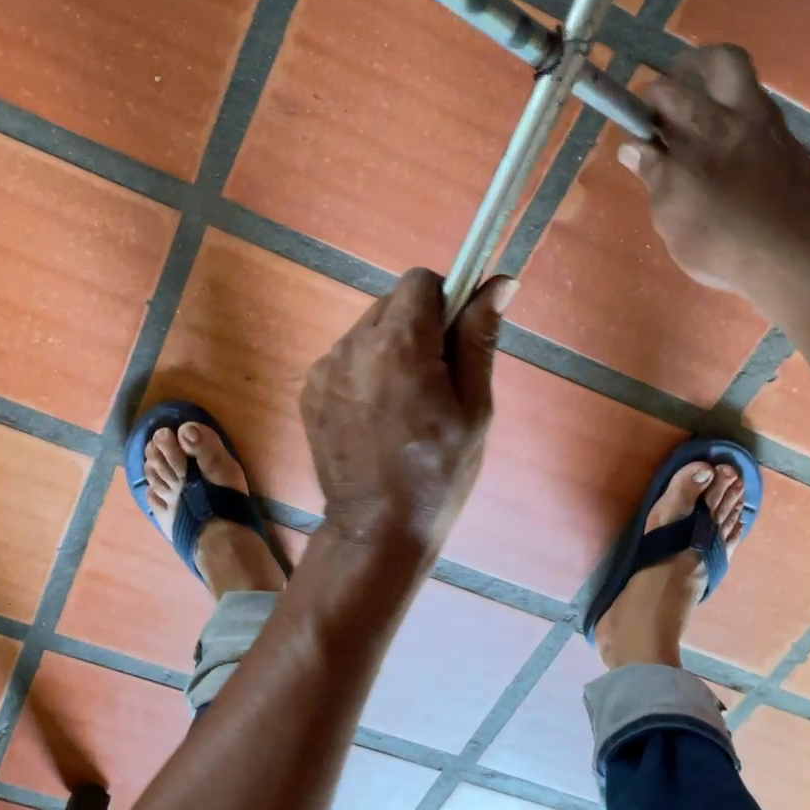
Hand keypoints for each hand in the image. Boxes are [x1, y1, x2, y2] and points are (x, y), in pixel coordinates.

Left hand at [300, 269, 514, 554]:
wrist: (377, 528)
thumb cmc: (439, 472)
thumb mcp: (475, 408)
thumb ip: (479, 338)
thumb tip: (500, 282)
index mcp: (399, 344)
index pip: (420, 281)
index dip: (445, 300)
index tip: (455, 340)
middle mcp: (353, 344)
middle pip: (391, 303)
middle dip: (418, 327)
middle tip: (435, 380)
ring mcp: (324, 368)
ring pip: (366, 331)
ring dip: (389, 349)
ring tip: (403, 405)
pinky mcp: (309, 391)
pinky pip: (344, 360)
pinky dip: (363, 373)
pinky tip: (376, 417)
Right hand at [620, 45, 809, 300]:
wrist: (796, 260)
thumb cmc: (720, 239)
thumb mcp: (670, 213)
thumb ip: (654, 174)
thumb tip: (633, 147)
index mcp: (704, 126)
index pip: (666, 90)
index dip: (647, 103)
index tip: (640, 127)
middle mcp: (744, 115)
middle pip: (722, 60)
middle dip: (694, 68)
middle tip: (675, 98)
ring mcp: (776, 132)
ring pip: (747, 92)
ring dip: (721, 102)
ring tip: (700, 142)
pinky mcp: (796, 154)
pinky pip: (763, 126)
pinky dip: (741, 134)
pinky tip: (731, 171)